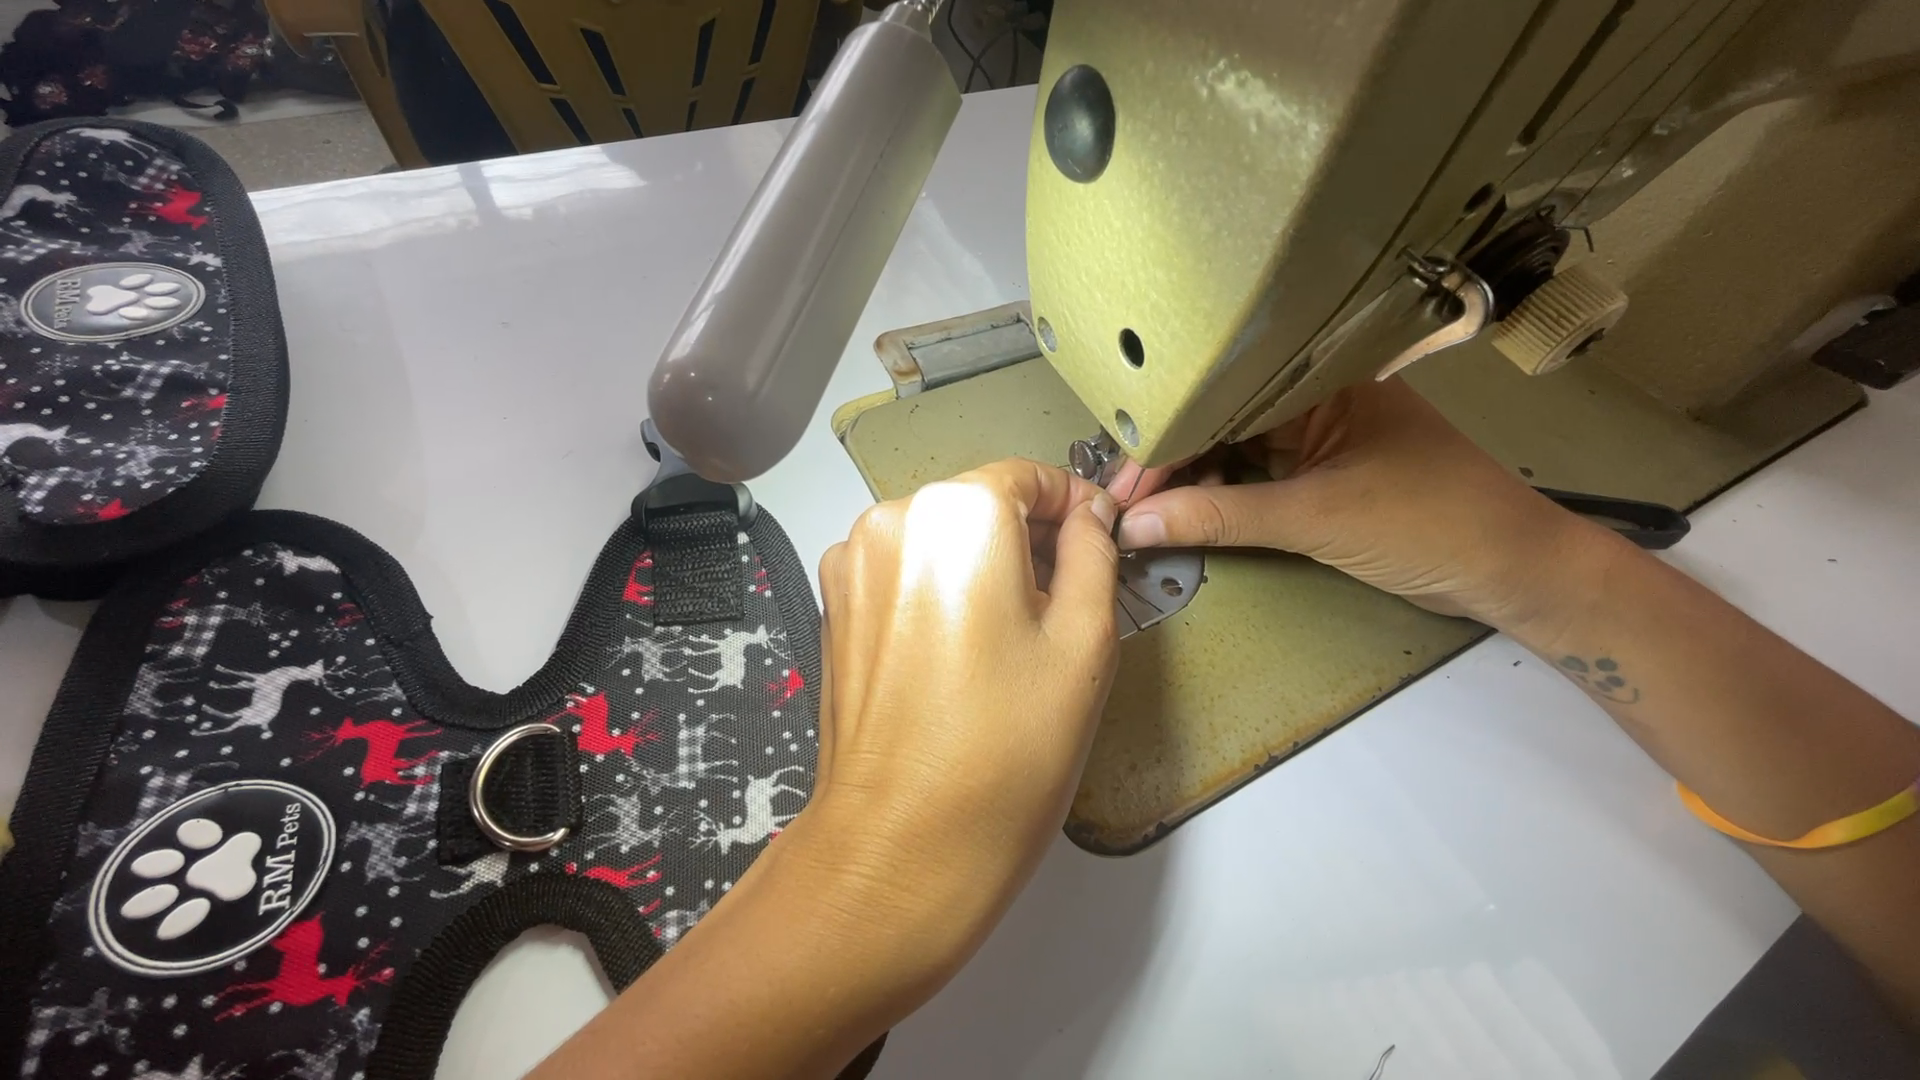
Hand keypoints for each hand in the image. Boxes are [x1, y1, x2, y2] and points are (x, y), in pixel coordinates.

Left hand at [806, 459, 1119, 969]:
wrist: (899, 846)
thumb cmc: (1005, 749)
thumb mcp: (1083, 642)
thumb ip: (1094, 554)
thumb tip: (1090, 513)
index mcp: (955, 514)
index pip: (1027, 476)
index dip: (1072, 502)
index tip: (1099, 537)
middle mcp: (889, 520)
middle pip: (978, 504)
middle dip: (1029, 537)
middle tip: (1069, 597)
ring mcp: (849, 564)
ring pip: (937, 538)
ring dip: (982, 565)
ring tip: (1016, 634)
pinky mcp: (831, 606)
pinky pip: (901, 573)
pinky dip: (938, 588)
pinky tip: (962, 649)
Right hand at [1117, 379, 1608, 631]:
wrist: (1511, 570)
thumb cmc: (1430, 522)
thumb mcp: (1316, 517)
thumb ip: (1221, 518)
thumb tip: (1137, 526)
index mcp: (1318, 380)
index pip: (1220, 400)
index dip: (1164, 441)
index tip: (1120, 484)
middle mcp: (1310, 400)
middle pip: (1218, 422)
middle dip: (1167, 463)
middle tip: (1117, 502)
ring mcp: (1312, 438)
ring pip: (1229, 451)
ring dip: (1188, 482)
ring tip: (1138, 510)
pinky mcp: (1315, 474)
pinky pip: (1250, 477)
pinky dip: (1217, 498)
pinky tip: (1183, 514)